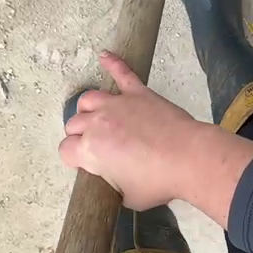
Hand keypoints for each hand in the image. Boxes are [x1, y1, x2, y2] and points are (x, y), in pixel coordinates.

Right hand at [59, 51, 252, 225]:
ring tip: (94, 116)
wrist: (187, 157)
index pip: (66, 150)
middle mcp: (97, 122)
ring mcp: (117, 104)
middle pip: (74, 123)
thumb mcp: (126, 196)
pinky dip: (113, 63)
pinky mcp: (137, 93)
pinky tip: (105, 55)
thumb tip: (115, 181)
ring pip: (89, 99)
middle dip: (79, 135)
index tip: (85, 164)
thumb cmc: (158, 180)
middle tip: (95, 145)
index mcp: (89, 150)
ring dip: (87, 108)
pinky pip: (122, 73)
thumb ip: (112, 184)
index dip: (73, 158)